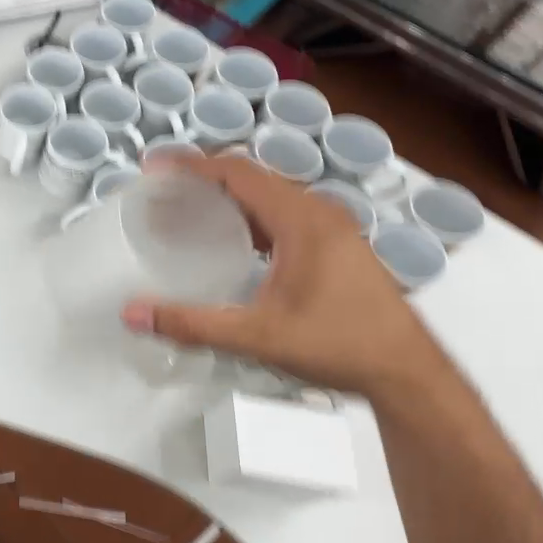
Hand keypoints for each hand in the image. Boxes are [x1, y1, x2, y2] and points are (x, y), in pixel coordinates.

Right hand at [122, 157, 455, 400]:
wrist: (412, 377)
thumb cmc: (340, 347)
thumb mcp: (258, 337)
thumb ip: (192, 323)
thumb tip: (131, 313)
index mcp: (302, 221)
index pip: (238, 172)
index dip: (191, 165)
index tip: (152, 168)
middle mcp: (319, 214)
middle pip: (252, 177)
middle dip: (202, 177)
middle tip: (160, 190)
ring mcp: (333, 229)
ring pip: (269, 194)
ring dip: (226, 195)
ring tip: (186, 210)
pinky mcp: (337, 247)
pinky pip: (283, 213)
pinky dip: (248, 213)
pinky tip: (229, 238)